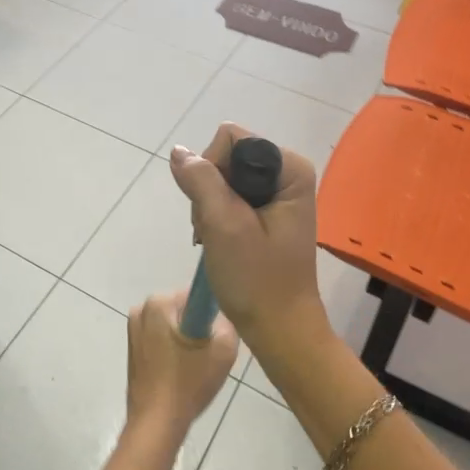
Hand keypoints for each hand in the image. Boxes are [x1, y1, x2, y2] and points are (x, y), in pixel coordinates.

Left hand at [126, 291, 237, 434]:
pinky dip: (172, 350)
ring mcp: (133, 330)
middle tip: (207, 354)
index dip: (210, 315)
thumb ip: (228, 325)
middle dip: (196, 327)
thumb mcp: (224, 352)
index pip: (195, 296)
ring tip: (194, 366)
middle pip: (182, 310)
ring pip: (171, 325)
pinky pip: (160, 339)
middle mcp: (141, 309)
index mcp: (158, 303)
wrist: (156, 423)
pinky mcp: (132, 348)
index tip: (214, 336)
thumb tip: (220, 319)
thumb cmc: (188, 384)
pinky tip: (180, 372)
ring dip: (184, 340)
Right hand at [170, 123, 326, 351]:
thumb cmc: (257, 280)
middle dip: (209, 191)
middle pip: (226, 157)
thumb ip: (202, 181)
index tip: (216, 211)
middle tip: (213, 231)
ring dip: (209, 207)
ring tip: (216, 241)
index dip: (212, 170)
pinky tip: (219, 242)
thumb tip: (179, 151)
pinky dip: (216, 217)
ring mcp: (277, 192)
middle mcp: (287, 172)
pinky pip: (229, 195)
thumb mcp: (224, 226)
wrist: (280, 329)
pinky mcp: (267, 210)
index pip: (231, 140)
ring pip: (222, 177)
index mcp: (290, 169)